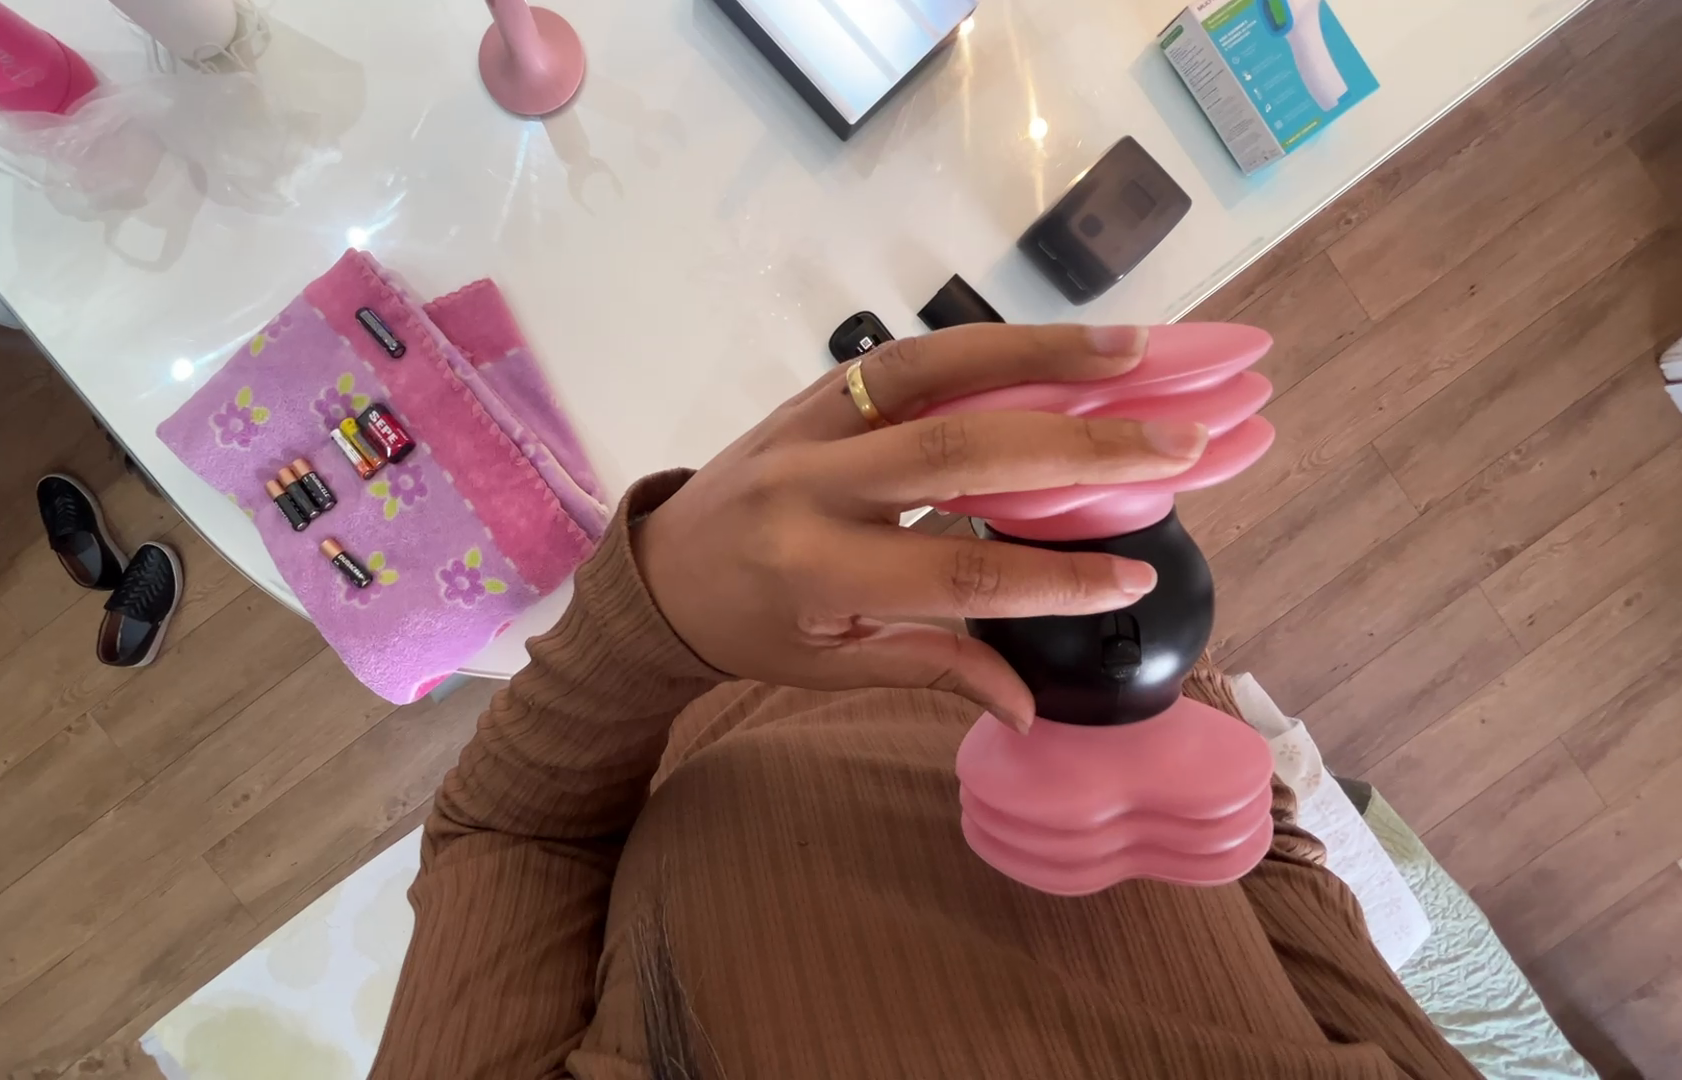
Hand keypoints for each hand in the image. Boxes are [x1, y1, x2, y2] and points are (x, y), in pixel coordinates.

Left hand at [632, 324, 1209, 731]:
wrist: (659, 573)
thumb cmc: (745, 630)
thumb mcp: (827, 664)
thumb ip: (928, 667)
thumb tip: (1028, 703)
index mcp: (814, 572)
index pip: (957, 575)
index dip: (1054, 578)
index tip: (1139, 573)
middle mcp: (809, 487)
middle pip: (957, 453)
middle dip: (1077, 446)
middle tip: (1180, 440)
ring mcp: (804, 426)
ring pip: (927, 372)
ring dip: (1035, 355)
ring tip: (1134, 351)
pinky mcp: (806, 396)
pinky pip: (899, 360)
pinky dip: (979, 346)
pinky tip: (1047, 344)